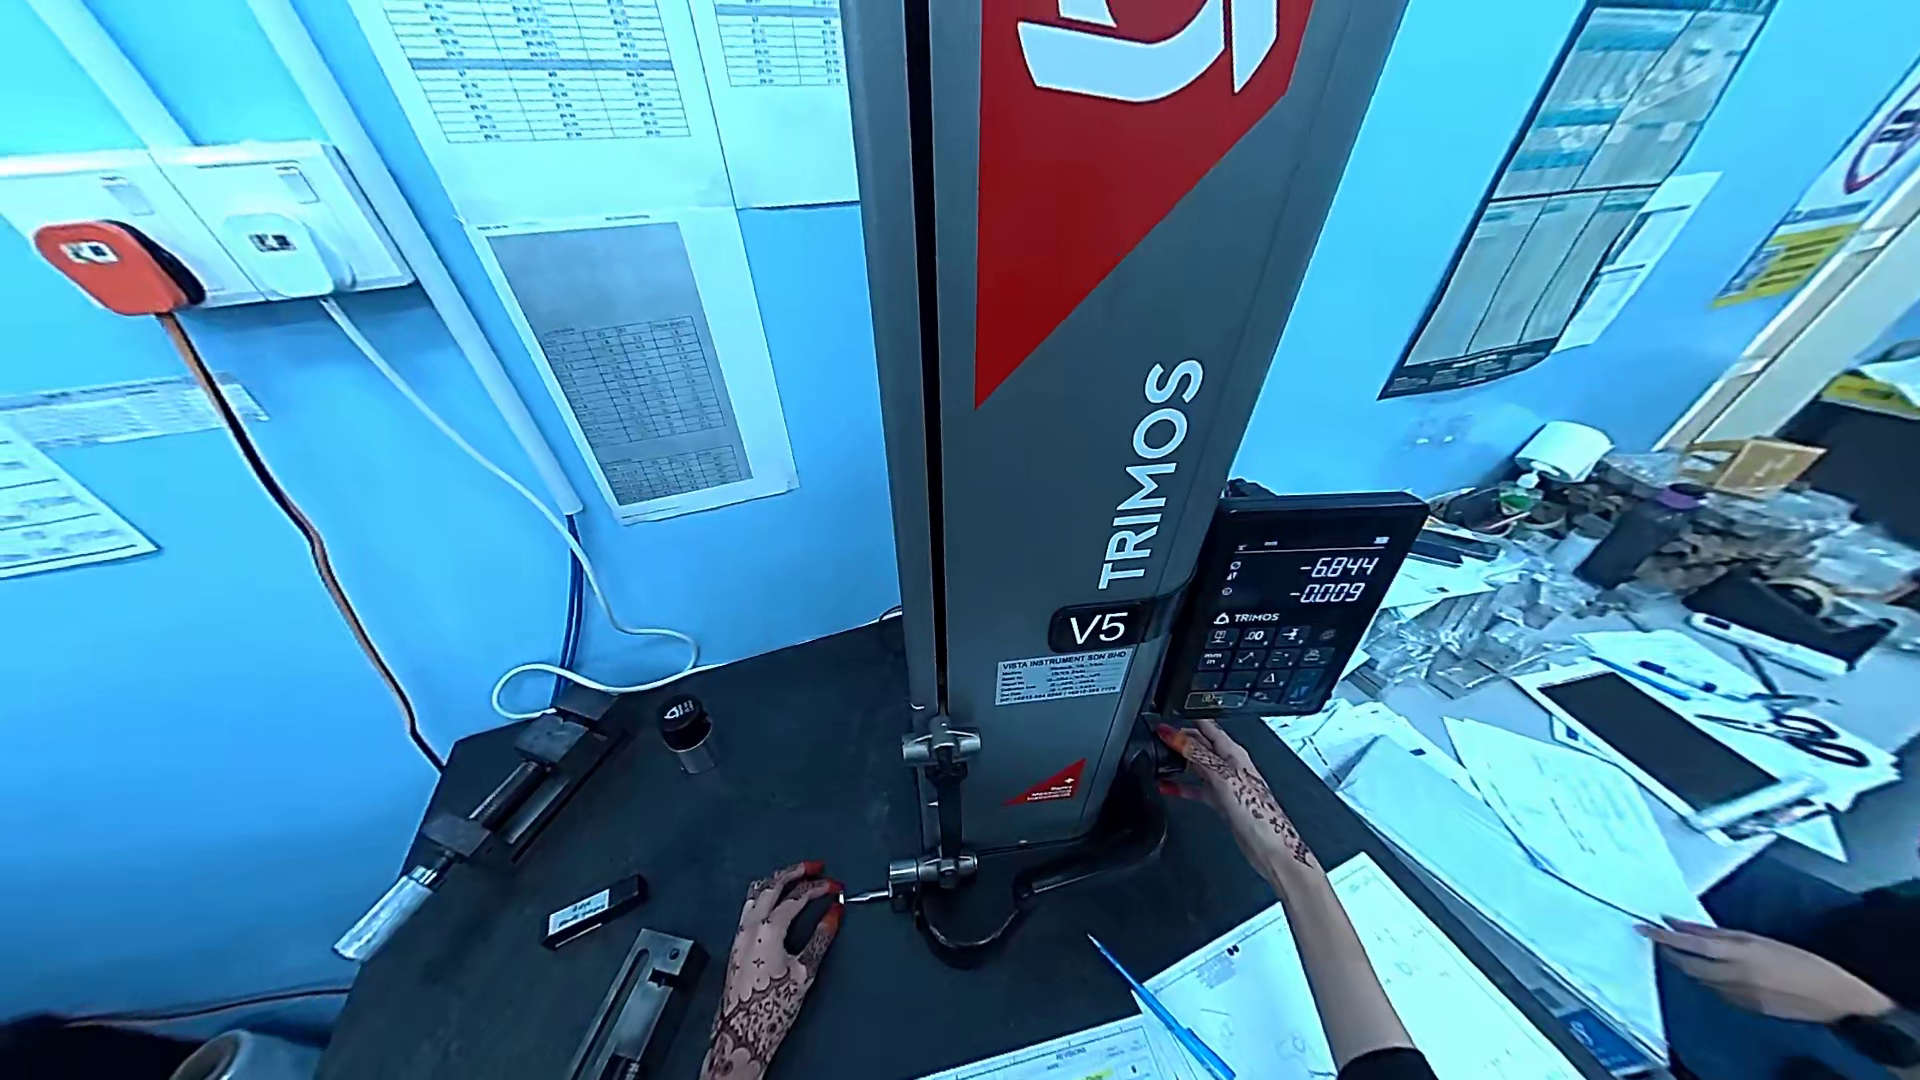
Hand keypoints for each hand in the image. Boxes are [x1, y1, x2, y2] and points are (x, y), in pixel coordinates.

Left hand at [700, 861, 843, 1079]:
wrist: (741, 1039)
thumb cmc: (770, 1010)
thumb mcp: (805, 972)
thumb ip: (821, 937)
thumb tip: (834, 913)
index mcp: (769, 928)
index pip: (799, 896)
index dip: (820, 887)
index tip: (835, 887)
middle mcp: (751, 926)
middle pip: (774, 883)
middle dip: (797, 871)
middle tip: (815, 867)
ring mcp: (740, 934)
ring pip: (758, 891)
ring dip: (778, 879)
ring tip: (795, 875)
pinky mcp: (736, 944)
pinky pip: (749, 904)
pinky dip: (765, 892)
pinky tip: (773, 899)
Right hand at [1158, 719, 1318, 886]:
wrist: (1271, 849)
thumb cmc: (1257, 812)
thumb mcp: (1221, 776)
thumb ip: (1195, 753)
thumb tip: (1172, 733)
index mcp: (1233, 752)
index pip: (1206, 727)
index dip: (1185, 721)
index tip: (1163, 721)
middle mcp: (1229, 765)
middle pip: (1199, 745)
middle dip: (1179, 740)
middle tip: (1157, 740)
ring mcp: (1224, 784)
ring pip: (1195, 766)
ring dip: (1177, 762)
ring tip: (1158, 760)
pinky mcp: (1220, 801)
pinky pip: (1195, 788)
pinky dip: (1180, 786)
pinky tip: (1167, 787)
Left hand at [1642, 919, 1894, 1023]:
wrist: (1845, 998)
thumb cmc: (1799, 959)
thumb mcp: (1753, 938)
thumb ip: (1711, 932)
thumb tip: (1674, 922)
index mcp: (1737, 954)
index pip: (1687, 943)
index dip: (1660, 936)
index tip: (1638, 927)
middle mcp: (1736, 976)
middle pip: (1688, 965)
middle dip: (1668, 952)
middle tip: (1656, 940)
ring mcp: (1744, 995)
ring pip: (1700, 980)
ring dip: (1686, 966)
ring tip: (1679, 953)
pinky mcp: (1753, 1009)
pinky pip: (1719, 993)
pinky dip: (1707, 980)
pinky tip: (1708, 972)